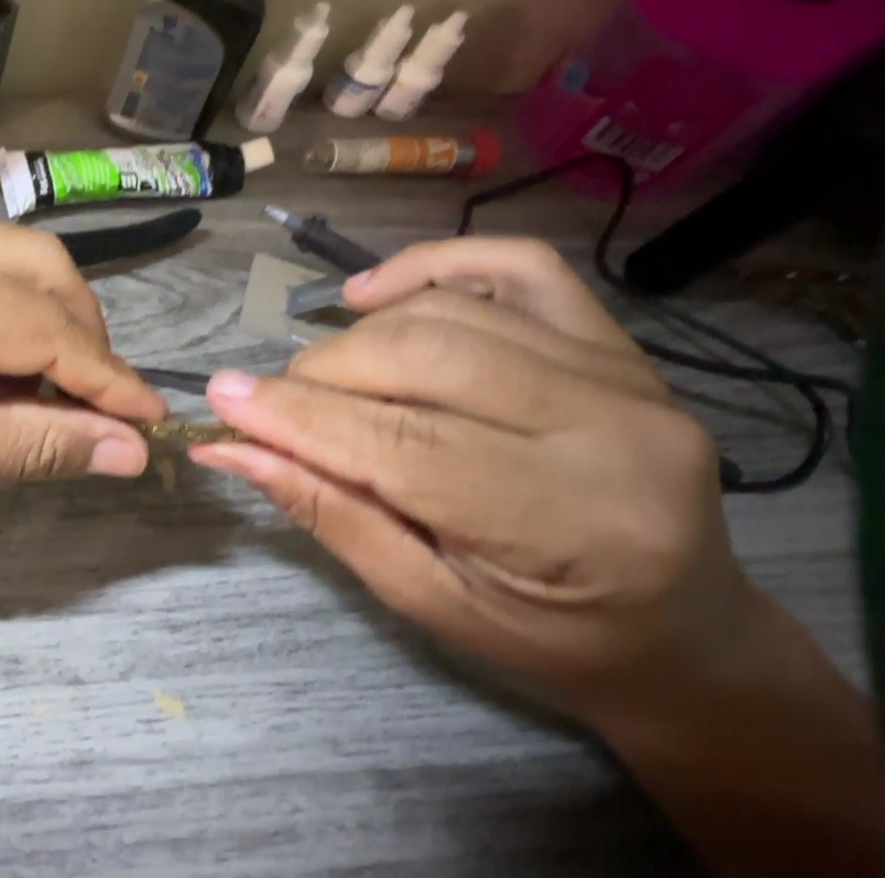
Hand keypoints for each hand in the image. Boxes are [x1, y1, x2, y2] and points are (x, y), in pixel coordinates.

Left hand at [0, 210, 165, 548]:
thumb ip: (33, 444)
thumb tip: (131, 449)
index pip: (36, 322)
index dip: (103, 375)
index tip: (153, 422)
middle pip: (35, 268)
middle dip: (80, 341)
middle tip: (98, 414)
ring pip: (11, 263)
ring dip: (47, 328)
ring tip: (49, 403)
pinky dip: (6, 319)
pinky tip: (3, 376)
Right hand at [190, 237, 755, 716]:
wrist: (678, 625)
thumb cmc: (544, 634)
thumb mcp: (424, 599)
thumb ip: (328, 513)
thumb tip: (230, 450)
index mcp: (568, 521)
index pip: (401, 443)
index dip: (299, 416)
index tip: (220, 401)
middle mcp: (612, 429)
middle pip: (424, 357)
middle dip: (322, 374)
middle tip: (272, 407)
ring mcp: (624, 374)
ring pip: (451, 311)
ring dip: (358, 336)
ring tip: (322, 379)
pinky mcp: (617, 342)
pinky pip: (516, 266)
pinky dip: (431, 265)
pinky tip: (372, 296)